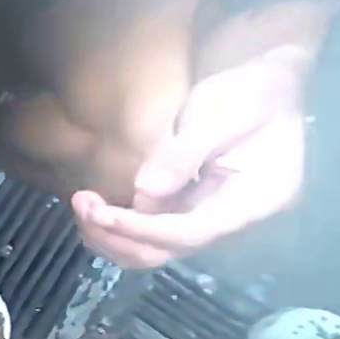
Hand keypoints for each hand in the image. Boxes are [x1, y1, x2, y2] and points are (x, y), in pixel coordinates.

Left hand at [70, 47, 308, 268]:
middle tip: (81, 204)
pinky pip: (144, 236)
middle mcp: (229, 224)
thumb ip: (186, 151)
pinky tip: (91, 205)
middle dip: (116, 235)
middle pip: (164, 251)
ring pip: (148, 251)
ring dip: (108, 235)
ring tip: (80, 202)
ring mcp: (205, 224)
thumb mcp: (224, 110)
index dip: (141, 229)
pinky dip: (114, 228)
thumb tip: (146, 190)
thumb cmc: (249, 91)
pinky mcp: (184, 217)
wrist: (259, 87)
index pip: (190, 234)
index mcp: (256, 202)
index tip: (99, 214)